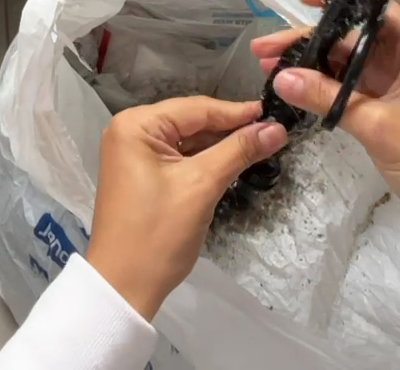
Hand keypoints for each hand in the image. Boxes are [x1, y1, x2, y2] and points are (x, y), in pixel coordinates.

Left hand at [84, 96, 288, 318]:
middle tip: (270, 130)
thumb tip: (276, 128)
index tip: (272, 113)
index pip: (195, 109)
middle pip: (191, 121)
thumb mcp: (201, 187)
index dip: (236, 112)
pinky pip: (179, 157)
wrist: (122, 290)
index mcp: (136, 125)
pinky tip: (231, 160)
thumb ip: (238, 152)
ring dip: (219, 144)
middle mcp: (131, 131)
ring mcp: (134, 153)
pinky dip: (204, 159)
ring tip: (259, 143)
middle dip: (229, 128)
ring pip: (187, 139)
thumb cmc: (157, 235)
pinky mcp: (142, 174)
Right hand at [253, 0, 399, 261]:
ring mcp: (394, 90)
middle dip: (309, 41)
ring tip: (267, 69)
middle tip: (264, 50)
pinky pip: (348, 92)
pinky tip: (293, 92)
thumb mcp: (377, 124)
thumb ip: (327, 97)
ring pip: (345, 67)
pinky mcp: (386, 115)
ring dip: (311, 67)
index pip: (373, 10)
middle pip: (349, 39)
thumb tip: (281, 77)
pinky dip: (322, 90)